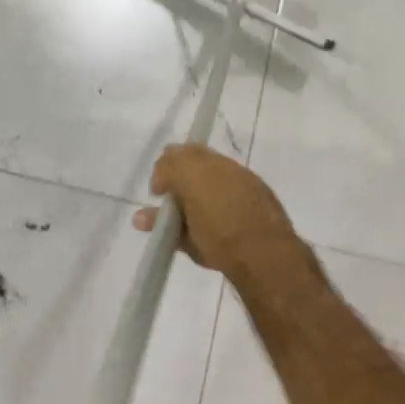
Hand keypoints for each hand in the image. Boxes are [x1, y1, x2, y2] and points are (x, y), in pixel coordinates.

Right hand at [132, 143, 307, 278]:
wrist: (266, 252)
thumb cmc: (217, 244)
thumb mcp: (183, 238)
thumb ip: (160, 222)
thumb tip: (138, 218)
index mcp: (191, 175)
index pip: (167, 161)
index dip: (159, 176)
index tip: (159, 196)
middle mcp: (214, 164)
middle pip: (189, 151)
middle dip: (177, 167)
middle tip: (175, 192)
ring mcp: (238, 170)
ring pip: (211, 159)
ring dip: (199, 173)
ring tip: (198, 199)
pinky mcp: (256, 181)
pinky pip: (230, 172)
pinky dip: (220, 182)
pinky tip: (221, 205)